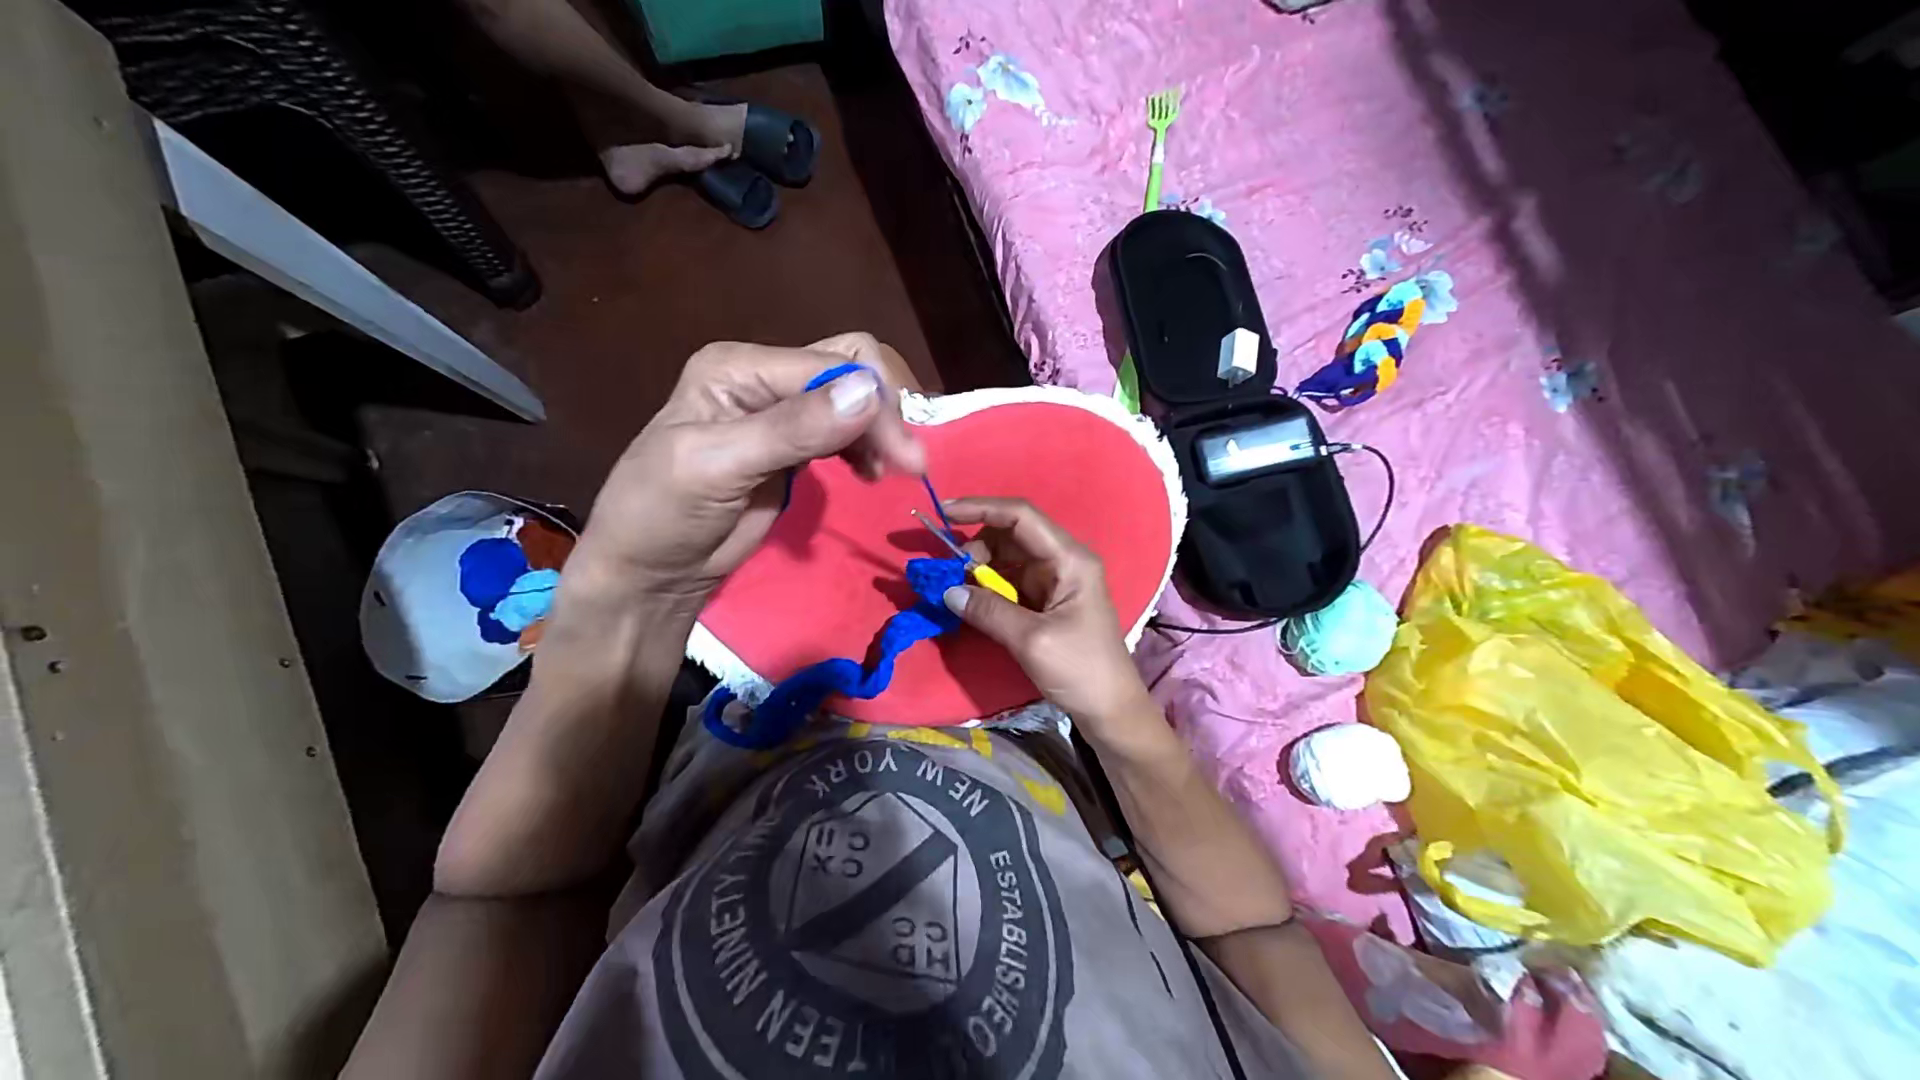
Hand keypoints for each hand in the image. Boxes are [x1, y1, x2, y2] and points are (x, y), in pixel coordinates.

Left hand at [570, 334, 924, 611]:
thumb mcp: (718, 466)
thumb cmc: (664, 513)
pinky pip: (845, 427)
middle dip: (885, 410)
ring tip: (891, 472)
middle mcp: (763, 377)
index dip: (874, 406)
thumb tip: (868, 392)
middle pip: (849, 366)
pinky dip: (867, 445)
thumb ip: (793, 429)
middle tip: (907, 463)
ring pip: (853, 396)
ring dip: (880, 430)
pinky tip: (868, 474)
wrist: (650, 570)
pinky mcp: (793, 445)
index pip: (830, 366)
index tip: (905, 460)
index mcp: (738, 367)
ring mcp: (779, 410)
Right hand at [938, 497, 1156, 726]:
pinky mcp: (1043, 601)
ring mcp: (1053, 580)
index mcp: (1069, 559)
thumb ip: (988, 611)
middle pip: (1011, 533)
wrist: (1110, 709)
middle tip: (949, 571)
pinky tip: (970, 599)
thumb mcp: (1032, 640)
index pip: (1021, 516)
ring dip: (978, 567)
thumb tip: (948, 591)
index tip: (944, 513)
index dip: (981, 508)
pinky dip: (986, 586)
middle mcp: (1062, 560)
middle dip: (976, 545)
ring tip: (956, 588)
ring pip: (1006, 557)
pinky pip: (1008, 581)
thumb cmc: (1081, 669)